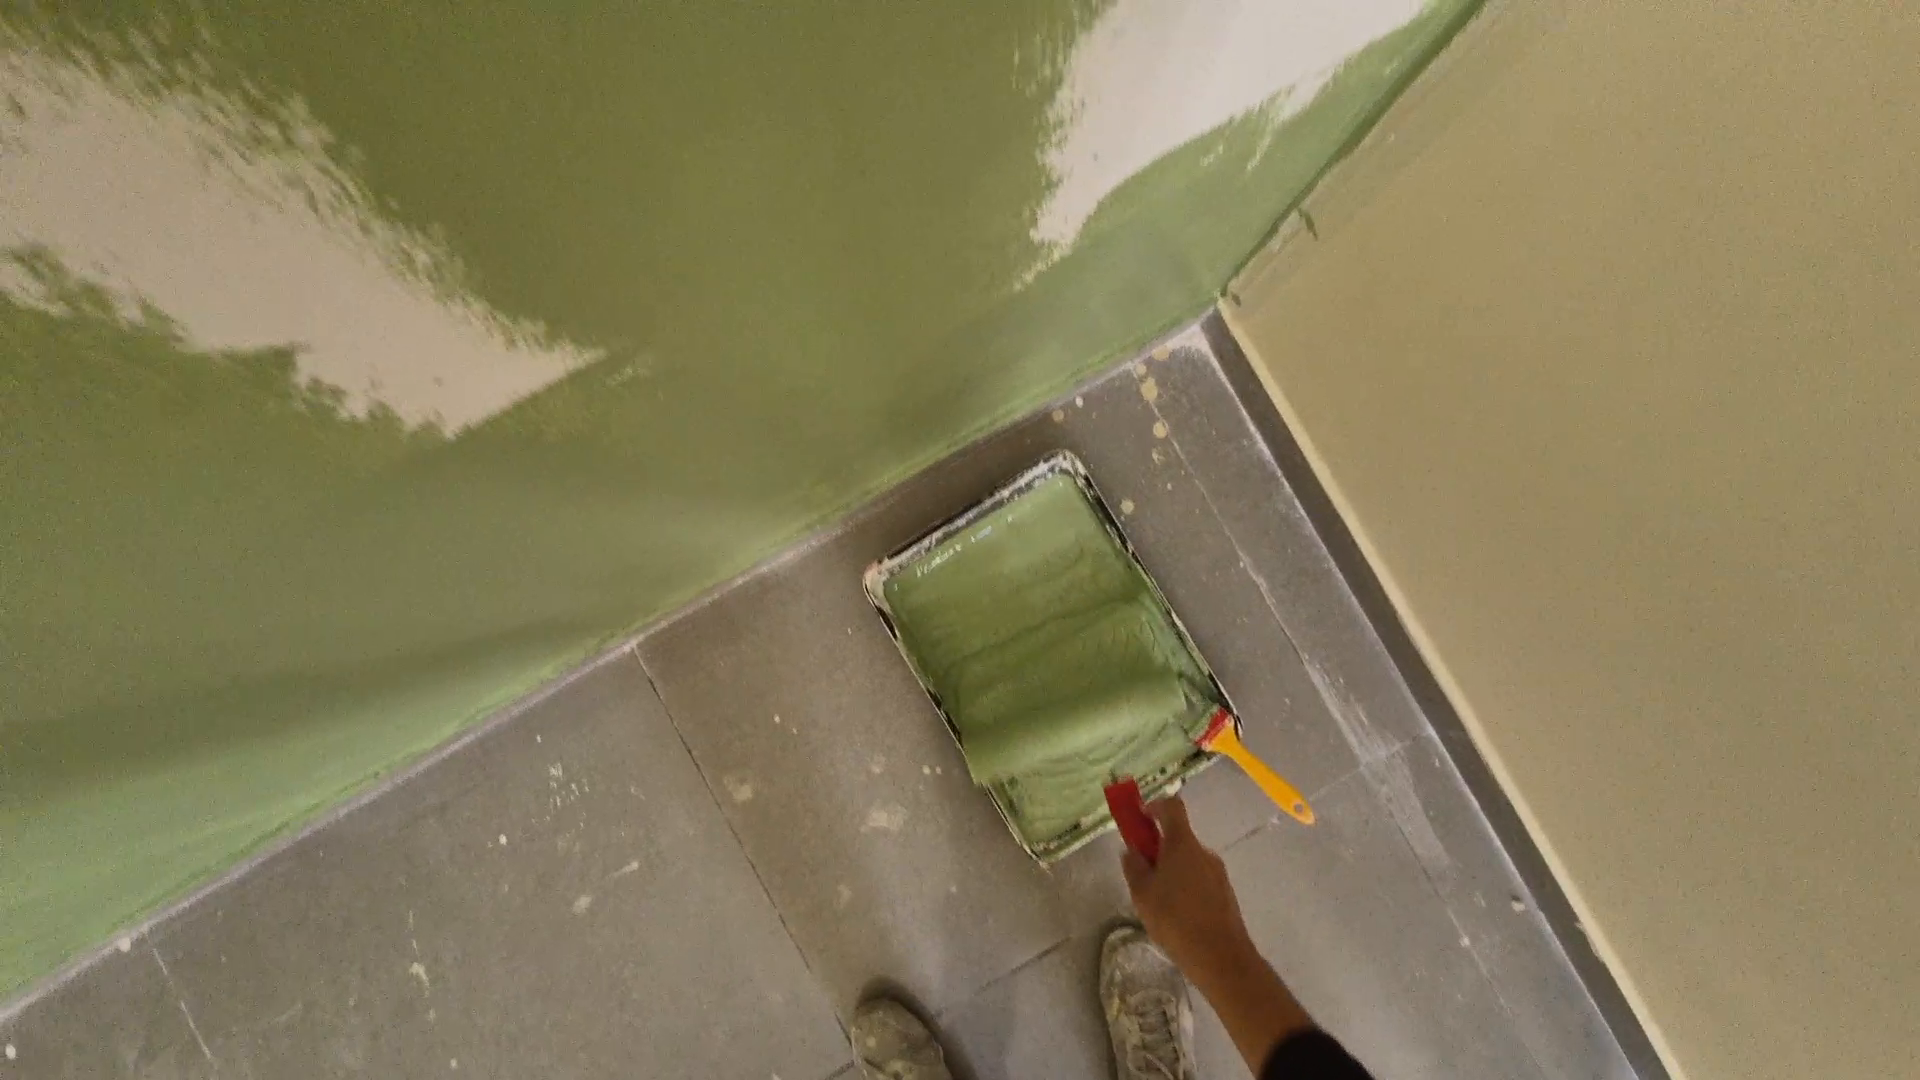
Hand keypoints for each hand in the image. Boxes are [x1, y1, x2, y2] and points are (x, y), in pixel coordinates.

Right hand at [1122, 795, 1316, 1068]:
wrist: (1221, 959)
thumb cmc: (1175, 920)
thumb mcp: (1142, 893)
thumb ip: (1134, 866)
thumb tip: (1132, 850)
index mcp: (1182, 843)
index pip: (1171, 806)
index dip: (1154, 806)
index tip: (1139, 818)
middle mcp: (1203, 851)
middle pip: (1178, 837)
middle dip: (1158, 848)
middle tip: (1142, 871)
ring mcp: (1218, 873)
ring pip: (1189, 861)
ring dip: (1172, 870)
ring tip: (1158, 901)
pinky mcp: (1225, 894)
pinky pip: (1200, 880)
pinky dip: (1186, 887)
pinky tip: (1177, 916)